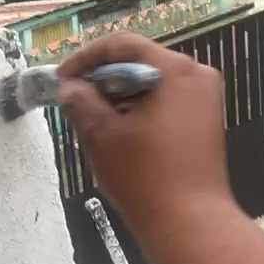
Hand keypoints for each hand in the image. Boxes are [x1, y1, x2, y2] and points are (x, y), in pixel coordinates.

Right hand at [57, 33, 236, 239]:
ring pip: (149, 83)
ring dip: (116, 96)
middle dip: (101, 79)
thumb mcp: (101, 136)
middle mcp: (196, 76)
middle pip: (139, 62)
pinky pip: (162, 101)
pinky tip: (114, 132)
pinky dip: (135, 109)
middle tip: (71, 100)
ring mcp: (203, 99)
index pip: (123, 46)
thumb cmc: (144, 175)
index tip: (60, 79)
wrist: (187, 218)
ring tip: (88, 119)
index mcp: (174, 71)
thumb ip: (81, 103)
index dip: (85, 59)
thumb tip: (69, 88)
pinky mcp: (202, 120)